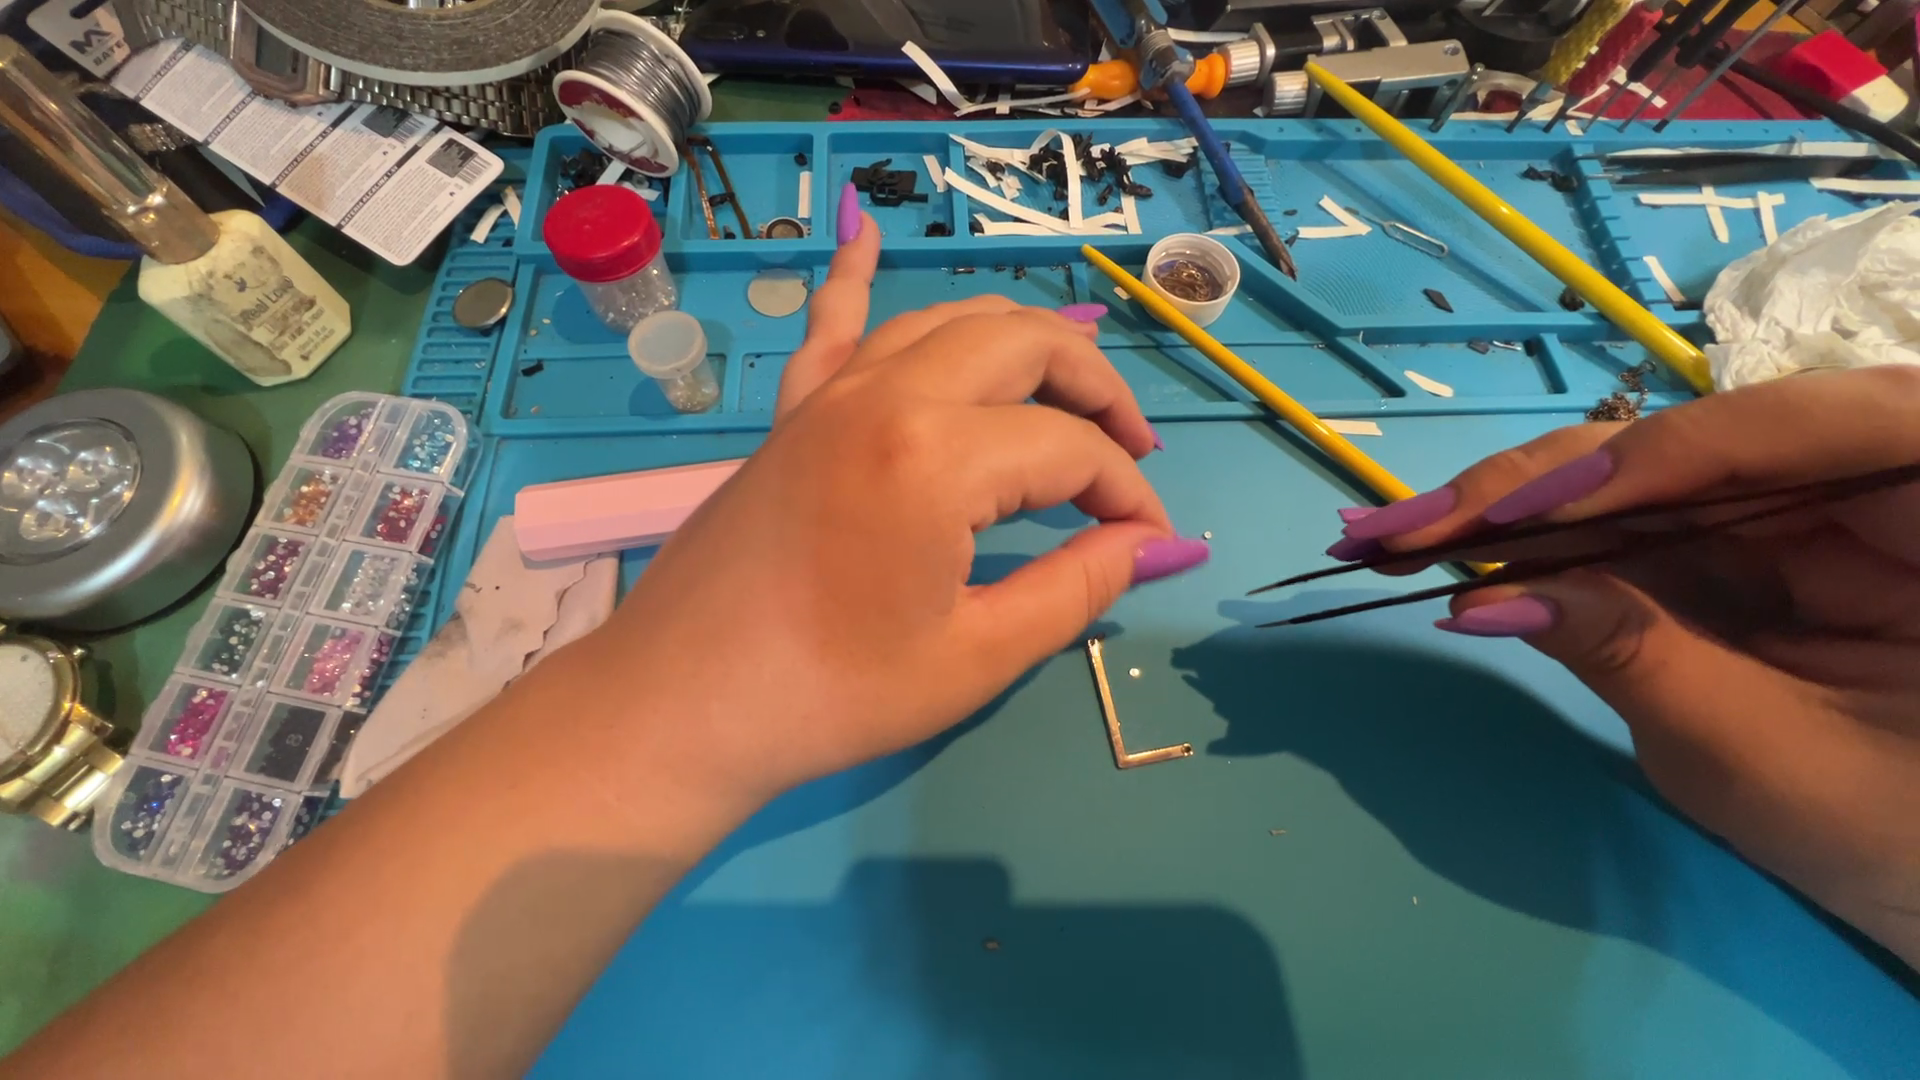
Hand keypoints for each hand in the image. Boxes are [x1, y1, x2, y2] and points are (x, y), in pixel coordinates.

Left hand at [565, 203, 1205, 811]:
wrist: (680, 706)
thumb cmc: (829, 697)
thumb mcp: (974, 658)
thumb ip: (1078, 589)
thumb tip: (1157, 549)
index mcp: (937, 457)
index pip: (1073, 451)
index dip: (1128, 497)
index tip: (1150, 544)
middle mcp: (887, 396)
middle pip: (1026, 346)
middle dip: (1097, 391)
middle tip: (1131, 452)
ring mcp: (830, 395)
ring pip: (949, 322)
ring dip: (1022, 343)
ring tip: (1063, 392)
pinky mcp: (791, 415)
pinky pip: (831, 327)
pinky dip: (856, 277)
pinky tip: (864, 233)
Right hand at [1331, 366, 1919, 967]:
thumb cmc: (1906, 842)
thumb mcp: (1767, 759)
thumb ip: (1633, 659)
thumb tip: (1482, 600)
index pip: (1802, 434)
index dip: (1655, 458)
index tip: (1525, 514)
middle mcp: (1858, 486)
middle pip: (1674, 448)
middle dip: (1530, 487)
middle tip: (1405, 528)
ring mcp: (1772, 518)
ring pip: (1616, 483)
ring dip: (1495, 511)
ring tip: (1388, 539)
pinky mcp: (1711, 549)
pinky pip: (1605, 530)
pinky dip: (1517, 544)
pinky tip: (1435, 547)